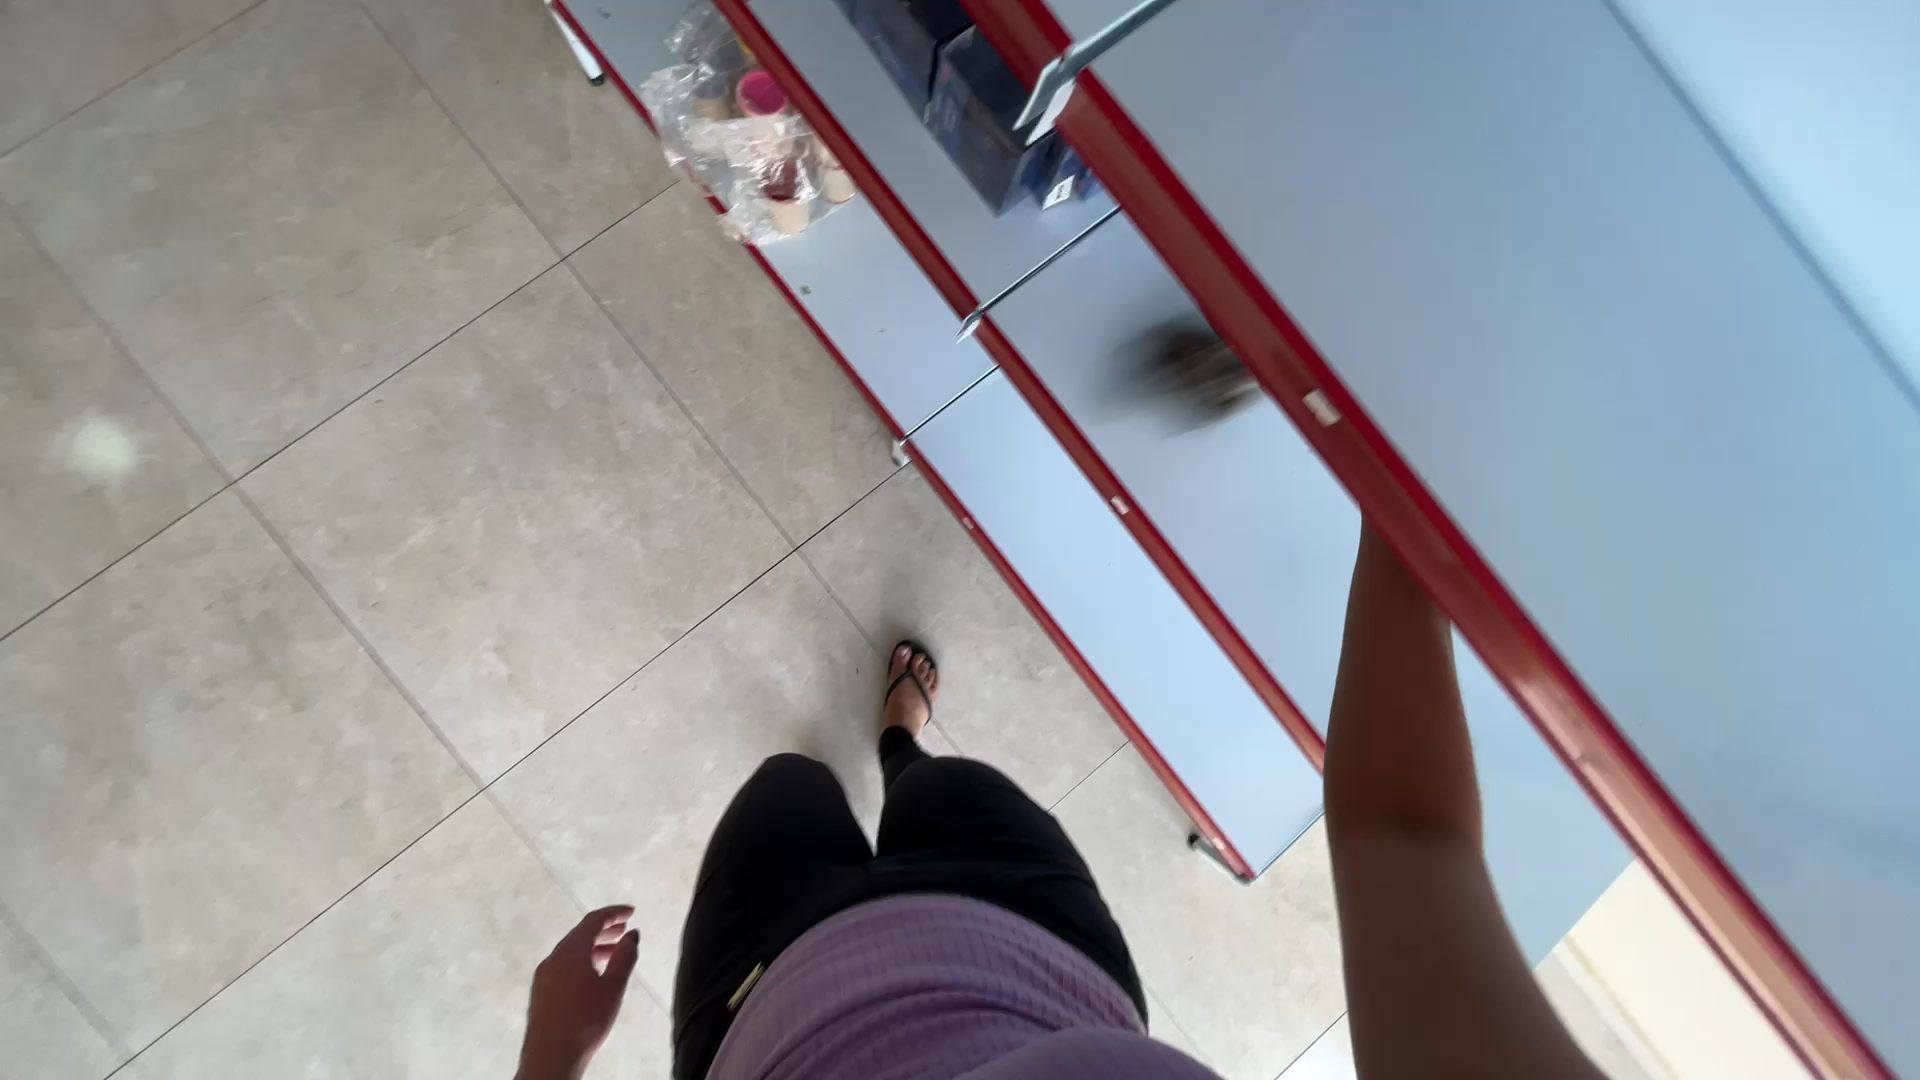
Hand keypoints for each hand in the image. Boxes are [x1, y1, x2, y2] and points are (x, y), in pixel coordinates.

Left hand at [515, 905, 640, 1079]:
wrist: (549, 1063)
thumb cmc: (586, 1022)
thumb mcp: (614, 987)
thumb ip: (625, 955)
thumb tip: (632, 934)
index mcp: (570, 952)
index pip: (593, 921)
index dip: (614, 913)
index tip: (632, 912)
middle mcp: (552, 959)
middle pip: (580, 934)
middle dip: (604, 929)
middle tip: (624, 930)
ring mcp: (542, 978)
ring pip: (570, 951)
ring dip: (593, 947)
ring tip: (613, 953)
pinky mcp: (539, 994)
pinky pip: (563, 966)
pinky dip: (581, 961)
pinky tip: (593, 976)